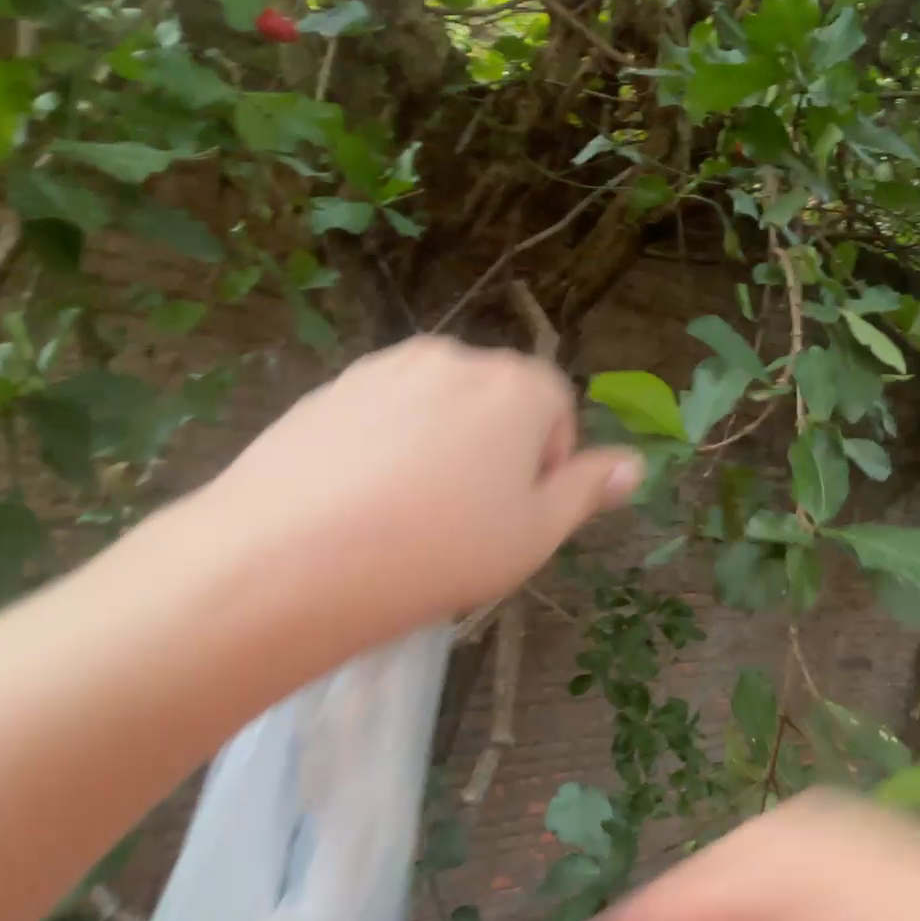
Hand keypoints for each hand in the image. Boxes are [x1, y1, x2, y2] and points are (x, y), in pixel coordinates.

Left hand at [189, 336, 641, 649]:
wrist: (286, 560)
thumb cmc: (440, 549)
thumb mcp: (536, 533)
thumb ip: (587, 490)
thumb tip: (633, 465)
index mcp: (517, 386)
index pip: (558, 408)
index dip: (549, 462)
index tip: (521, 513)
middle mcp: (454, 360)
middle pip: (498, 402)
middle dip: (499, 451)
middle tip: (473, 519)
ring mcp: (384, 370)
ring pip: (440, 409)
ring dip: (445, 448)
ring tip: (416, 515)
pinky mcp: (328, 391)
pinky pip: (384, 416)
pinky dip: (390, 448)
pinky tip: (365, 504)